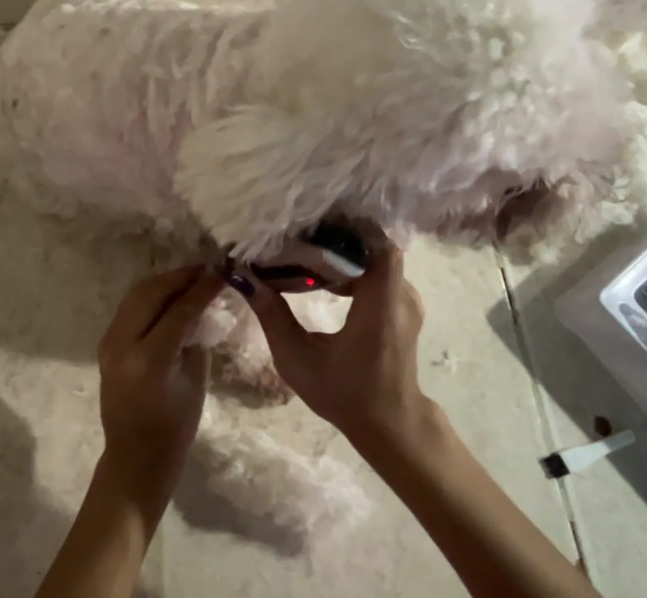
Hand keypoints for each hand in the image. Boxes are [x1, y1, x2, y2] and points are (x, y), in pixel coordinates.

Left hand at [94, 266, 223, 510]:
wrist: (135, 458)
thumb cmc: (174, 429)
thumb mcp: (195, 382)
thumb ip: (196, 339)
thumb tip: (201, 307)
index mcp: (149, 358)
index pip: (179, 310)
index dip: (201, 289)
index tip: (220, 273)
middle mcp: (122, 344)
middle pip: (150, 293)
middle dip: (178, 278)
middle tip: (205, 271)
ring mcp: (109, 343)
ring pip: (135, 296)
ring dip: (163, 284)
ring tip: (189, 279)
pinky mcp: (105, 345)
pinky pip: (128, 310)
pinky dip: (150, 298)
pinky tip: (170, 297)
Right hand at [233, 234, 434, 446]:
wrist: (389, 424)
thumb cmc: (344, 394)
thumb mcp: (297, 358)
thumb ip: (271, 313)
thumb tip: (241, 275)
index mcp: (381, 305)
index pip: (376, 244)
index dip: (344, 227)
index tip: (305, 223)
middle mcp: (401, 294)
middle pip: (368, 245)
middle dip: (330, 237)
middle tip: (291, 235)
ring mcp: (405, 298)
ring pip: (370, 255)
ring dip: (336, 251)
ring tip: (298, 250)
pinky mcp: (400, 303)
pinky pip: (374, 270)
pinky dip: (345, 266)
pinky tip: (315, 272)